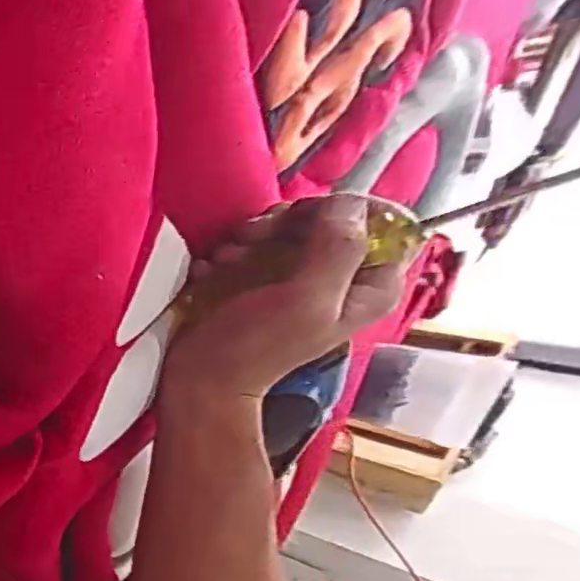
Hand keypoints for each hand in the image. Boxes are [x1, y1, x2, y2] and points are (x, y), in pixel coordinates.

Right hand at [163, 194, 406, 399]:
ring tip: (225, 261)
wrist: (201, 378)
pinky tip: (213, 269)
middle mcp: (338, 278)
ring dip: (249, 238)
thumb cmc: (256, 345)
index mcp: (370, 285)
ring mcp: (295, 280)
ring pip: (284, 232)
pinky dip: (230, 253)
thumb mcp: (307, 300)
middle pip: (325, 221)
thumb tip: (346, 202)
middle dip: (283, 225)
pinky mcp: (258, 283)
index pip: (378, 221)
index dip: (339, 212)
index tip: (300, 220)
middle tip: (250, 240)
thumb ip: (338, 249)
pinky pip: (251, 250)